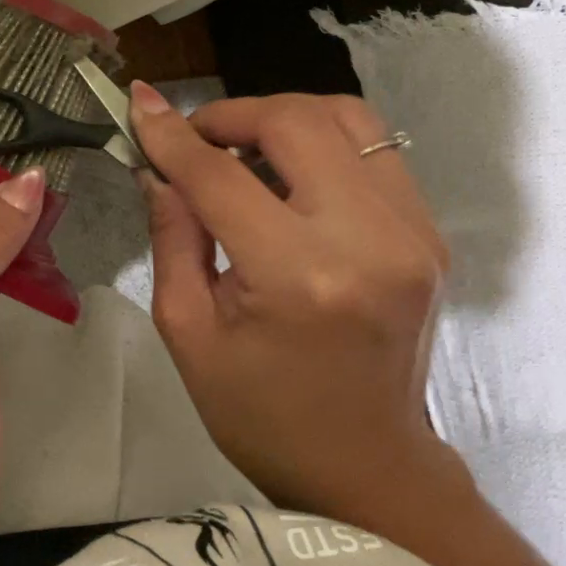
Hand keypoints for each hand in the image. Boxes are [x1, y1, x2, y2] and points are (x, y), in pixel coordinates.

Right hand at [129, 87, 460, 518]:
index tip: (138, 101)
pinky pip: (372, 149)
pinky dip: (318, 142)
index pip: (222, 176)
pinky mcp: (428, 233)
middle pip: (298, 122)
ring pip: (347, 119)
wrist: (364, 464)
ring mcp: (412, 232)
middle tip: (190, 139)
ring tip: (238, 151)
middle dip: (230, 114)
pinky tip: (282, 176)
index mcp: (299, 276)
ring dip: (280, 119)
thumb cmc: (257, 409)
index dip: (171, 134)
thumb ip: (172, 234)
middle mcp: (370, 240)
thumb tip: (157, 167)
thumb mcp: (187, 327)